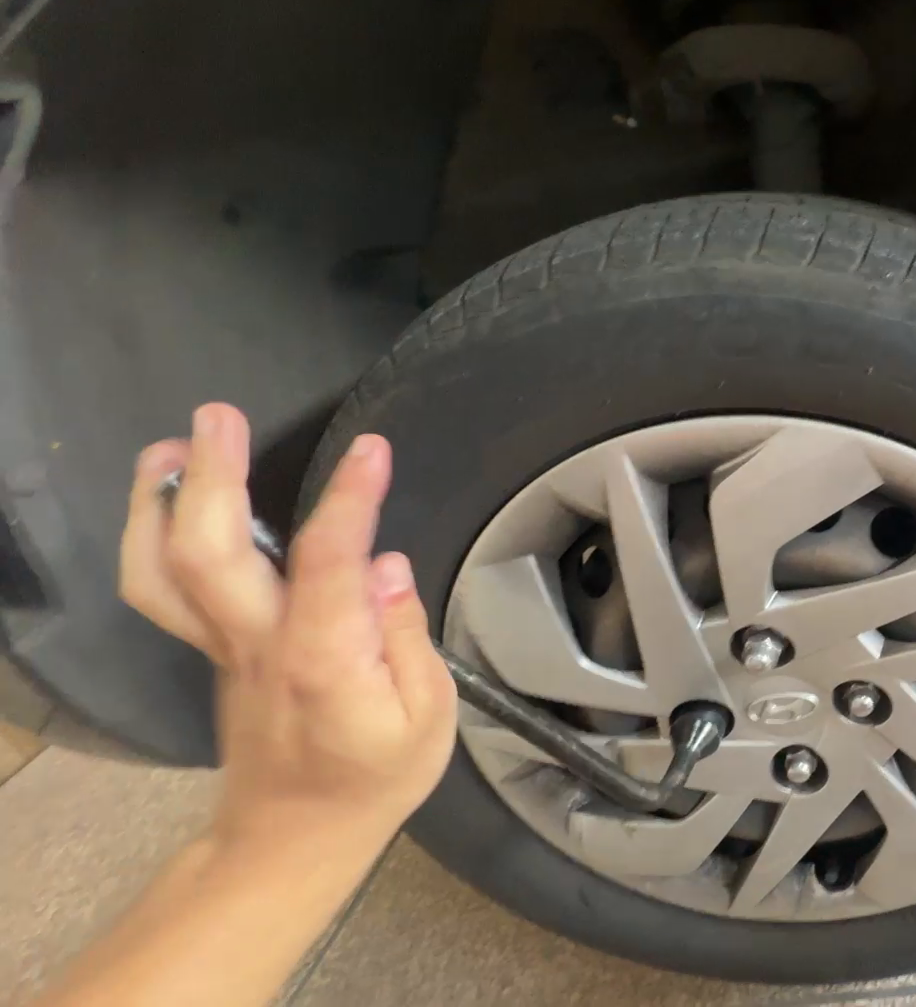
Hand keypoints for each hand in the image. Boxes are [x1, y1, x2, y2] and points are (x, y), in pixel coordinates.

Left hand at [119, 403, 455, 856]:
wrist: (294, 834)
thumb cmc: (377, 775)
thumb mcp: (426, 714)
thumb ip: (405, 636)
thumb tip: (390, 568)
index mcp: (324, 658)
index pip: (329, 563)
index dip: (349, 500)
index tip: (373, 449)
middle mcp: (258, 644)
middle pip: (209, 555)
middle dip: (208, 479)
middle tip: (216, 416)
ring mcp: (224, 649)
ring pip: (161, 571)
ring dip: (157, 503)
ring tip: (170, 446)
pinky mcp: (214, 653)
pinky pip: (165, 590)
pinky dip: (154, 537)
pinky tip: (172, 501)